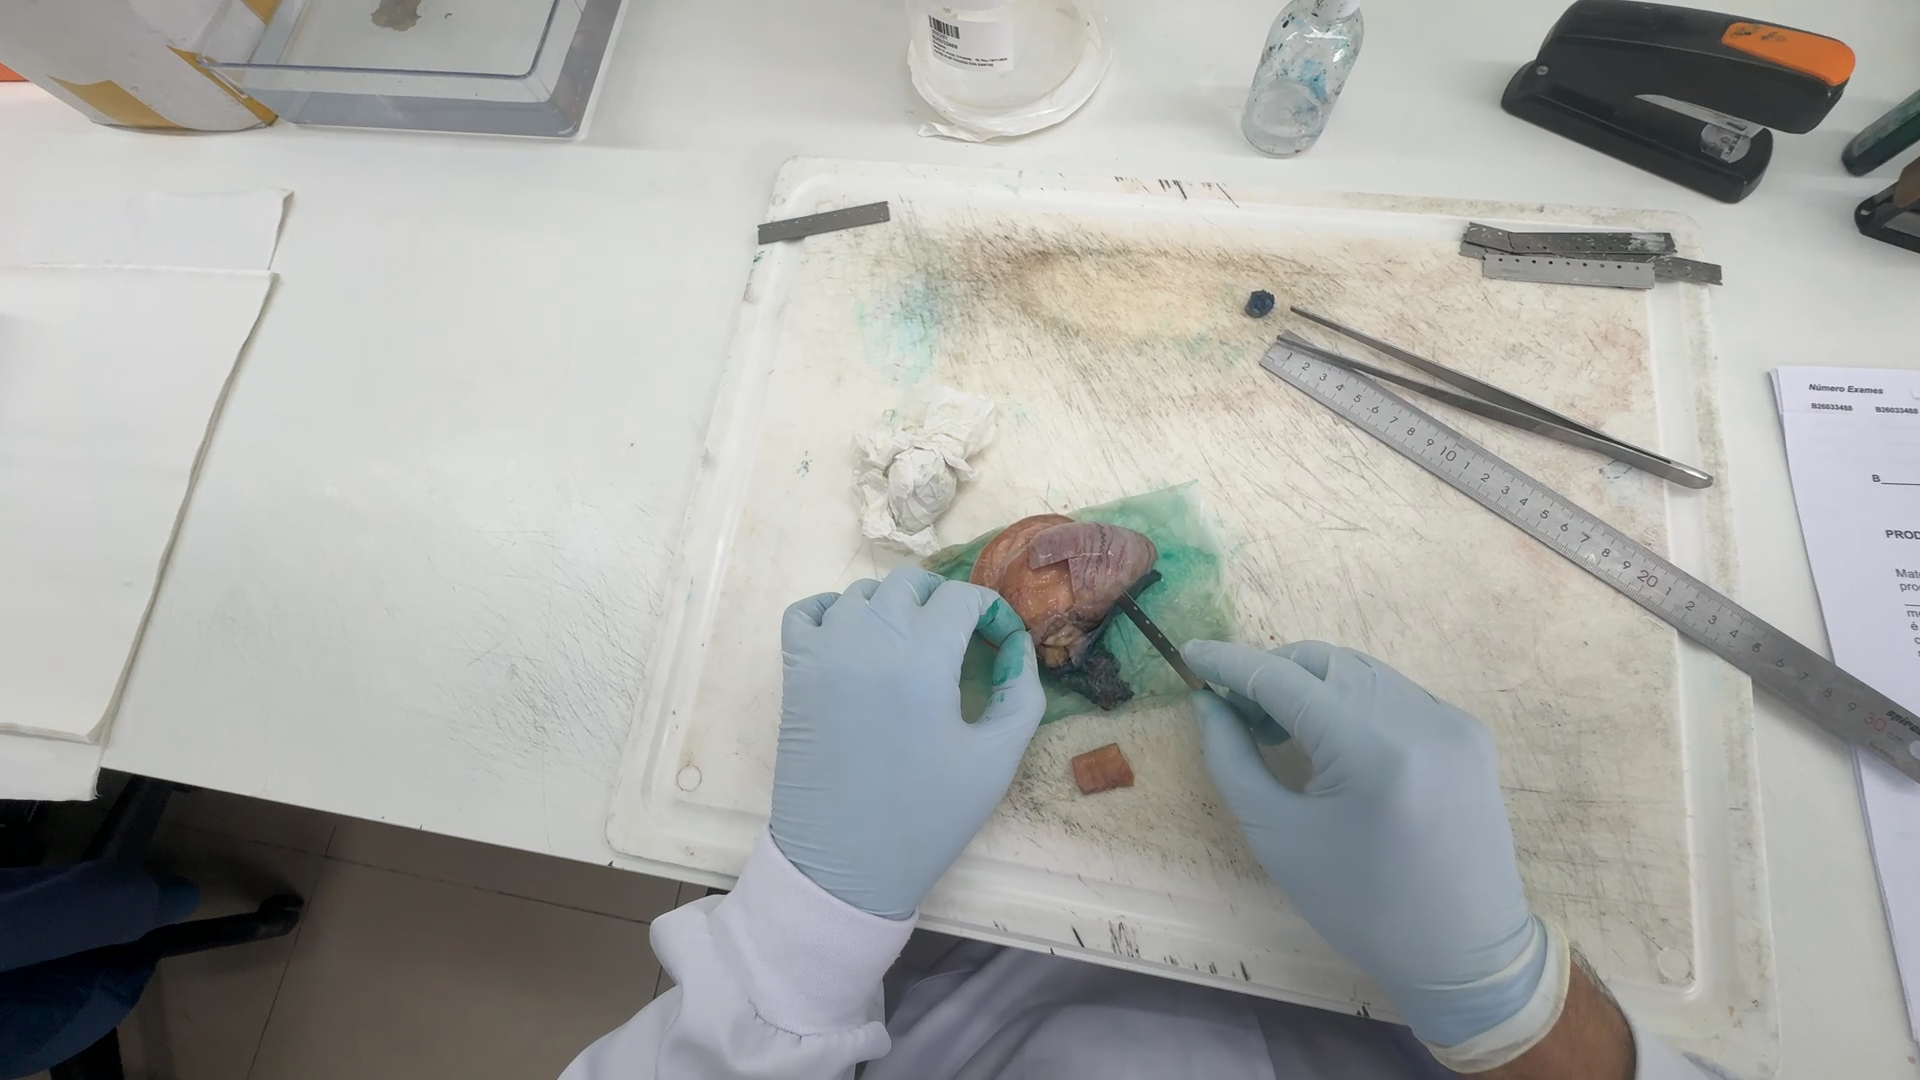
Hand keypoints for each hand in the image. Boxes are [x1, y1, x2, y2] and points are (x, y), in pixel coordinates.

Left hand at [772, 568, 1044, 919]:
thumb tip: (1016, 646)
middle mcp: (868, 641)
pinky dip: (833, 610)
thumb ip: (1020, 692)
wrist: (842, 866)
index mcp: (922, 662)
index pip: (961, 598)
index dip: (991, 612)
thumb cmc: (926, 818)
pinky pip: (806, 611)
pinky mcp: (793, 671)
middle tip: (961, 639)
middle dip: (946, 601)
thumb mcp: (996, 760)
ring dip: (895, 606)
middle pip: (912, 583)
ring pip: (863, 592)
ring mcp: (823, 652)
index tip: (1001, 641)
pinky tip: (855, 638)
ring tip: (913, 644)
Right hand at [1183, 640, 1565, 1064]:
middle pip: (1318, 661)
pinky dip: (1346, 696)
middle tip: (1237, 713)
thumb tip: (1206, 702)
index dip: (1228, 661)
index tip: (1190, 652)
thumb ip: (1230, 756)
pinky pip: (1389, 689)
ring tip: (1282, 728)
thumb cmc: (1356, 902)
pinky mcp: (1467, 732)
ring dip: (1306, 682)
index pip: (1280, 678)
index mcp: (1369, 748)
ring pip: (1354, 668)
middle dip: (1268, 673)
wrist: (1465, 958)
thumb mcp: (1273, 833)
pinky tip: (1332, 737)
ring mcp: (1449, 721)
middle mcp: (1416, 718)